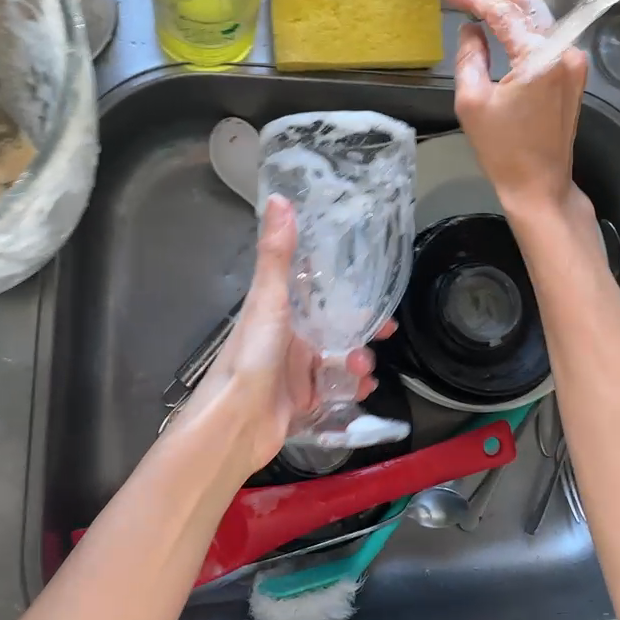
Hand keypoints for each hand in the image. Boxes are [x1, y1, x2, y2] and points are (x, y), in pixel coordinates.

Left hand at [177, 195, 383, 474]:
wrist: (235, 423)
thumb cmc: (250, 356)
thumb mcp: (268, 299)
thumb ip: (277, 252)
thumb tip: (279, 197)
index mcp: (281, 312)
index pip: (320, 293)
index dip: (348, 288)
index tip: (376, 288)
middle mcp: (290, 339)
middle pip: (336, 328)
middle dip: (363, 331)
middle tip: (385, 333)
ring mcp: (297, 372)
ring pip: (340, 361)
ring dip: (358, 363)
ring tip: (361, 372)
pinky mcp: (304, 402)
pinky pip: (337, 392)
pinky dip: (352, 391)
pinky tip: (361, 391)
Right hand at [446, 0, 592, 221]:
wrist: (540, 185)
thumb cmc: (503, 151)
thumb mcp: (473, 101)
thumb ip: (469, 56)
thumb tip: (470, 29)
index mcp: (539, 59)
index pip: (503, 13)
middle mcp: (563, 52)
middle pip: (529, 3)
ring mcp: (572, 62)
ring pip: (540, 17)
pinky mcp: (572, 74)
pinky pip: (546, 36)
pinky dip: (525, 21)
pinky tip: (506, 10)